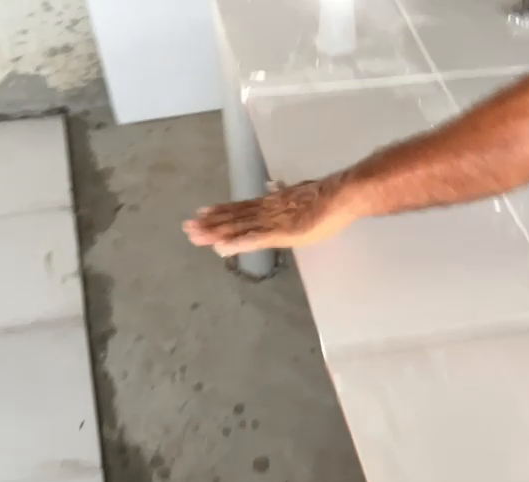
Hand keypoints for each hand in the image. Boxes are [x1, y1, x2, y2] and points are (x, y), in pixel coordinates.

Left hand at [183, 177, 360, 256]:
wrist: (341, 197)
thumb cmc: (328, 200)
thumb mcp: (303, 197)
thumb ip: (288, 197)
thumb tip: (276, 187)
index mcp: (273, 204)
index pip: (242, 208)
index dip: (221, 211)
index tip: (201, 213)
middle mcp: (267, 210)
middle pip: (234, 217)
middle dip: (210, 223)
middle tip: (187, 228)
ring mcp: (273, 221)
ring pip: (239, 227)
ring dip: (216, 233)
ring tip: (195, 237)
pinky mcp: (281, 233)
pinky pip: (254, 240)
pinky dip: (237, 243)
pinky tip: (221, 248)